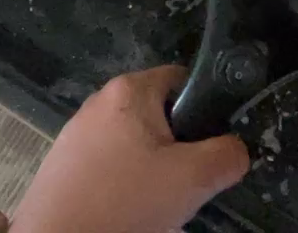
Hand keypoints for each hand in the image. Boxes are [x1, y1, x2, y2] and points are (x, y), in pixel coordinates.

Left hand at [11, 66, 249, 232]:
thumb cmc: (123, 205)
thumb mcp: (191, 181)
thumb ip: (226, 156)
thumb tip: (236, 149)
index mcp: (130, 89)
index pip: (183, 80)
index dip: (203, 111)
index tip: (206, 150)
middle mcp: (100, 100)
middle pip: (159, 117)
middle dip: (175, 151)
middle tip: (180, 186)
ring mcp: (76, 134)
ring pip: (134, 147)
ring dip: (148, 173)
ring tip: (150, 208)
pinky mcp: (61, 167)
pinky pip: (108, 168)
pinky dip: (121, 189)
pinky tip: (122, 217)